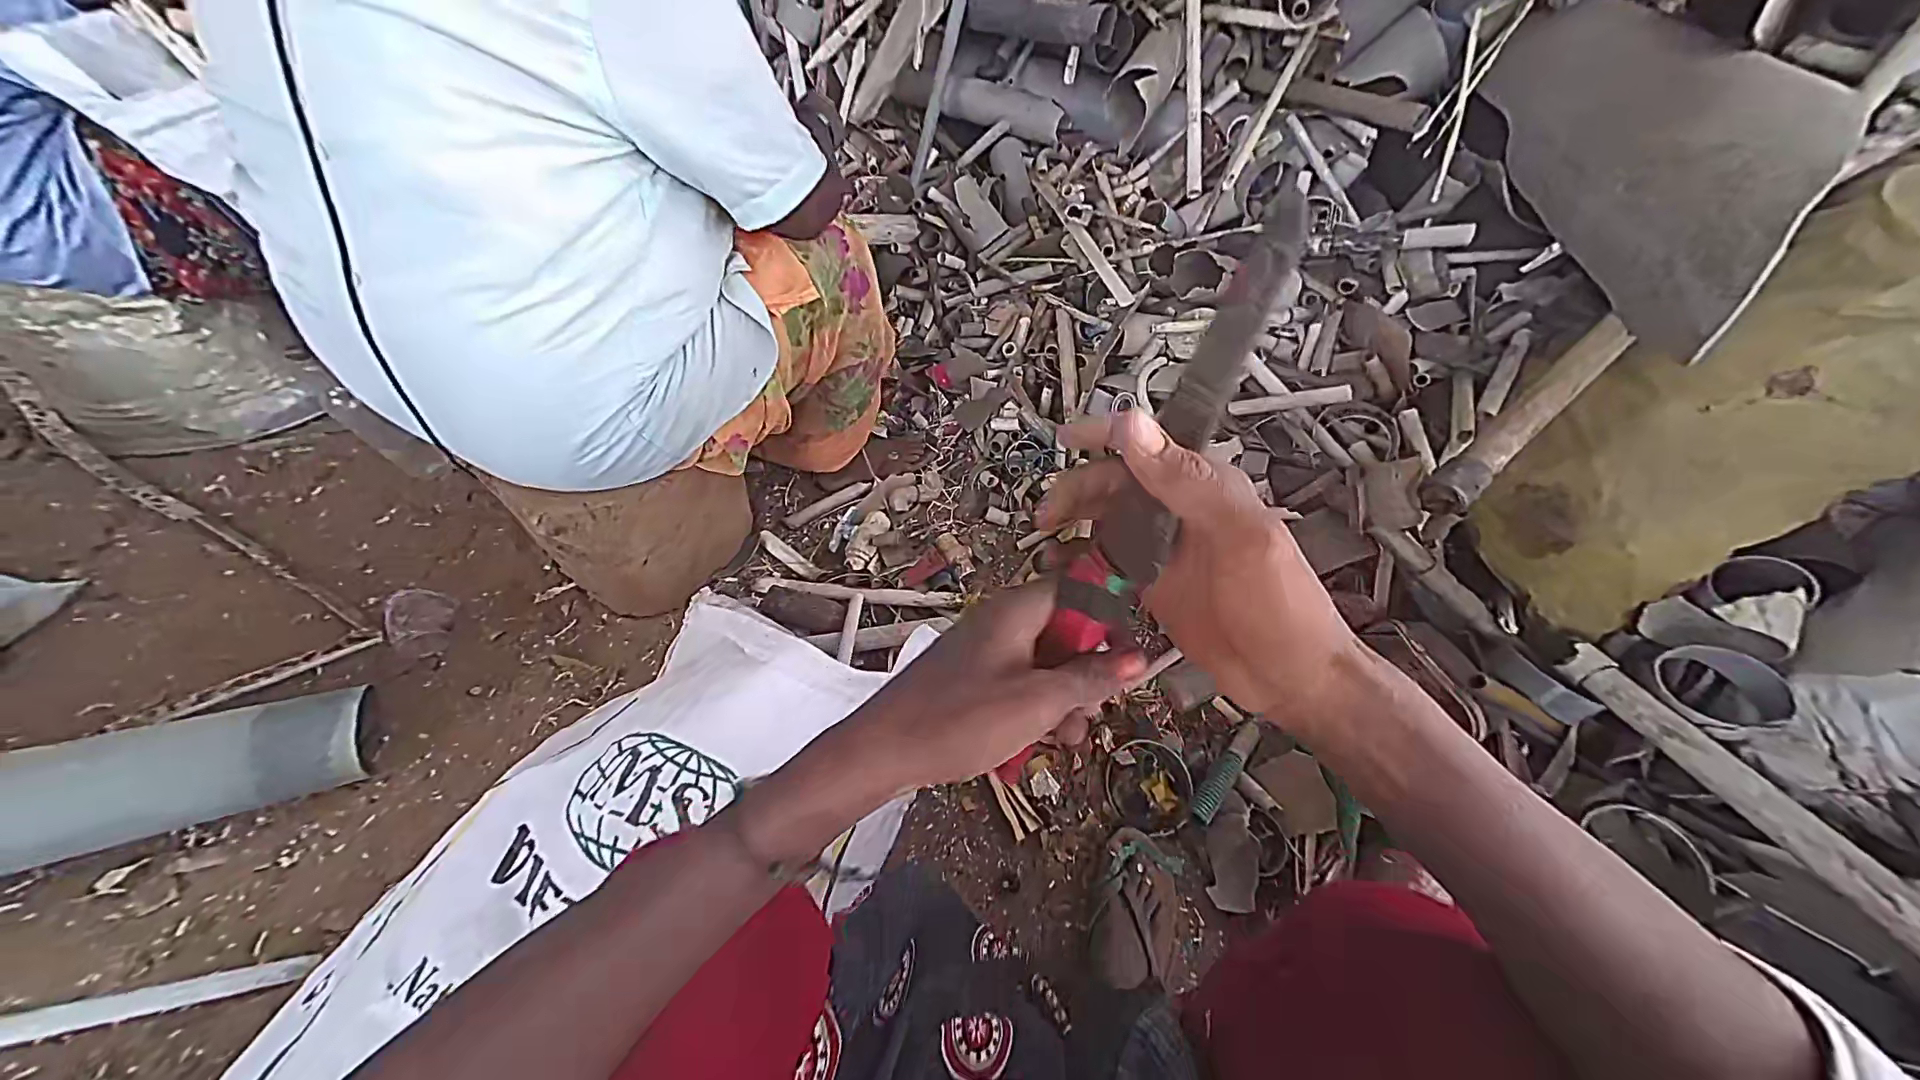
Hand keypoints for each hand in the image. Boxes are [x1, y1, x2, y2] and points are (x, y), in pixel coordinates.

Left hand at [829, 581, 1145, 796]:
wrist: (884, 749)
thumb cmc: (962, 719)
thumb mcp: (1038, 701)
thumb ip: (1090, 677)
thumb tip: (1139, 658)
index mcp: (1017, 610)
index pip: (1078, 590)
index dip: (1109, 621)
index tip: (1127, 660)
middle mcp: (1002, 621)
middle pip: (1064, 631)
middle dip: (1087, 672)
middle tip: (1091, 713)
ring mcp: (985, 649)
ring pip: (1044, 662)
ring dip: (1064, 697)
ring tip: (1066, 738)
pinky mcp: (973, 676)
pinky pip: (1019, 680)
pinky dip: (1036, 705)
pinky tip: (1039, 739)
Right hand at [1036, 410, 1368, 735]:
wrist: (1292, 678)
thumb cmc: (1282, 606)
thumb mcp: (1238, 535)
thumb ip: (1186, 480)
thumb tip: (1134, 428)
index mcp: (1205, 488)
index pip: (1147, 447)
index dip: (1105, 437)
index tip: (1067, 439)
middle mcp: (1181, 513)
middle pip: (1116, 485)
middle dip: (1076, 489)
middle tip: (1048, 511)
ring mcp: (1164, 550)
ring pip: (1107, 522)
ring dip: (1074, 522)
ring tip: (1047, 537)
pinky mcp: (1153, 584)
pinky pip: (1109, 563)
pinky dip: (1082, 562)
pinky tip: (1065, 570)